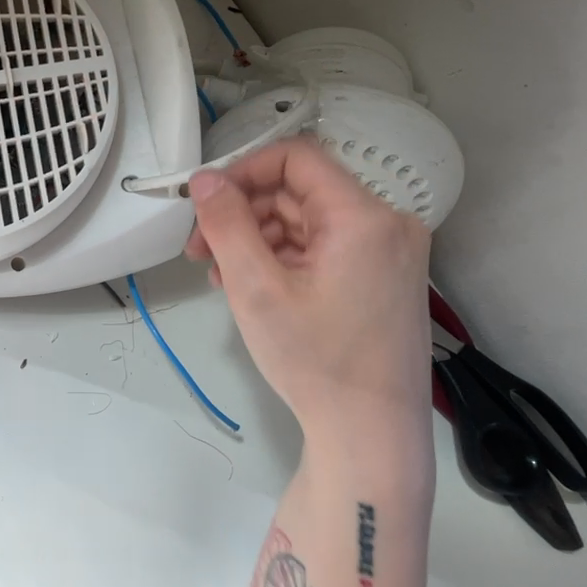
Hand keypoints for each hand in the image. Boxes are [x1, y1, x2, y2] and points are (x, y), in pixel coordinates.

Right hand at [184, 137, 431, 441]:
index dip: (242, 171)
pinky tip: (250, 286)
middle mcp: (386, 225)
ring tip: (221, 277)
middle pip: (296, 191)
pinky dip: (280, 257)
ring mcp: (387, 252)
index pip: (295, 158)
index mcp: (364, 218)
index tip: (203, 205)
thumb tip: (203, 178)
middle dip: (241, 214)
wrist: (369, 429)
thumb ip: (227, 223)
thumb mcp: (255, 287)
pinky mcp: (380, 276)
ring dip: (255, 238)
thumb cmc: (314, 358)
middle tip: (199, 252)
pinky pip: (319, 246)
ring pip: (303, 220)